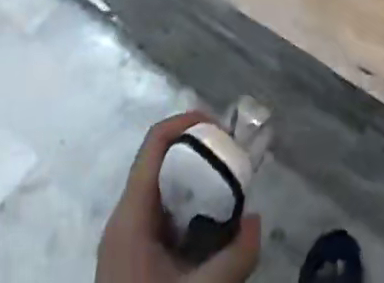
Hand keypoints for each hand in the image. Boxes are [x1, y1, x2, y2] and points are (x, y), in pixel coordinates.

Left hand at [97, 111, 261, 282]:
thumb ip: (237, 255)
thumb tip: (257, 220)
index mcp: (131, 217)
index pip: (156, 143)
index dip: (189, 122)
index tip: (225, 128)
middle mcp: (126, 219)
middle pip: (163, 162)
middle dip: (203, 154)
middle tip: (238, 161)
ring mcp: (128, 240)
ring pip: (167, 191)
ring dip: (201, 185)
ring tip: (235, 194)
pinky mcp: (135, 259)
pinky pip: (167, 218)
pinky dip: (194, 212)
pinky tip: (218, 232)